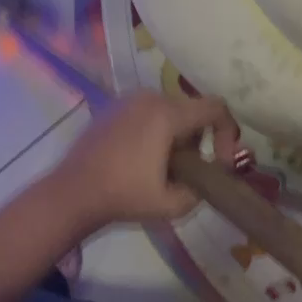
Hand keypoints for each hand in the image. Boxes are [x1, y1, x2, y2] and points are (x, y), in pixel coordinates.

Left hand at [45, 91, 240, 229]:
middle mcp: (149, 97)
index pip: (215, 107)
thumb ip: (200, 189)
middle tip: (192, 169)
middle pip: (192, 109)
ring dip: (178, 134)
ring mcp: (128, 99)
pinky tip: (143, 158)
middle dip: (200, 138)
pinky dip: (156, 129)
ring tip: (166, 166)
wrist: (74, 192)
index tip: (221, 162)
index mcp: (167, 114)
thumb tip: (206, 179)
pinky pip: (148, 111)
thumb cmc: (124, 195)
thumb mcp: (172, 203)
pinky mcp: (113, 107)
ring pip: (170, 109)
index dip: (228, 133)